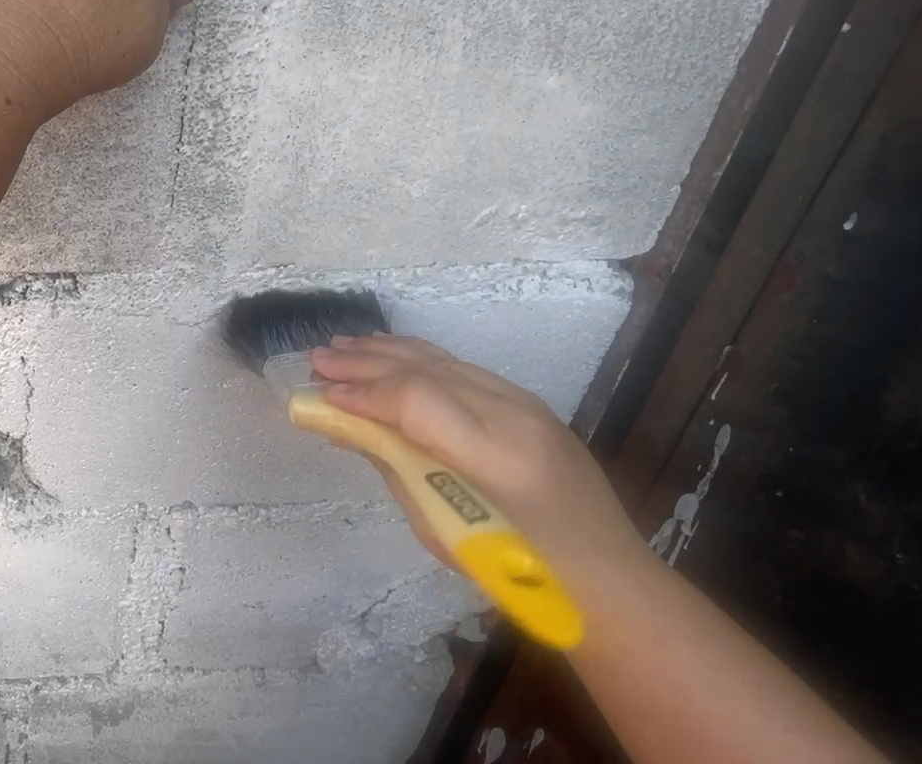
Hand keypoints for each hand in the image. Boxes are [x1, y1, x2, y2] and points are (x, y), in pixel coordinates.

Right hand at [310, 335, 652, 589]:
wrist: (606, 575)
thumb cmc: (515, 570)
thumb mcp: (442, 530)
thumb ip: (395, 468)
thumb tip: (349, 428)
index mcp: (496, 457)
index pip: (416, 401)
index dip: (363, 394)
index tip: (320, 396)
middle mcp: (513, 416)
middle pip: (425, 371)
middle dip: (364, 363)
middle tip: (315, 362)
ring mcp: (524, 402)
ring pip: (441, 359)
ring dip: (385, 351)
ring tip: (338, 347)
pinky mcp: (524, 401)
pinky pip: (459, 367)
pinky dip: (416, 357)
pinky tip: (387, 352)